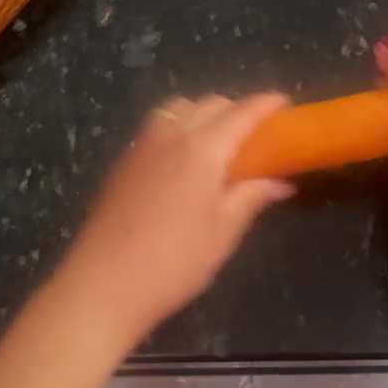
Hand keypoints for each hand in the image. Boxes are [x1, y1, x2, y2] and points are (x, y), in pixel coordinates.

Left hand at [62, 94, 294, 339]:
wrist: (102, 286)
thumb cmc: (173, 263)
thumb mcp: (223, 233)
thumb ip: (252, 196)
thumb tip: (281, 181)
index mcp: (203, 149)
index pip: (242, 113)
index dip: (266, 104)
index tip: (285, 102)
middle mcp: (173, 135)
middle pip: (211, 104)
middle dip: (238, 109)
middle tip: (257, 135)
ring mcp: (144, 145)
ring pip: (180, 107)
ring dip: (204, 113)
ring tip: (218, 142)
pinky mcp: (125, 160)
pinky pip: (159, 124)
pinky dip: (180, 125)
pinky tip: (184, 158)